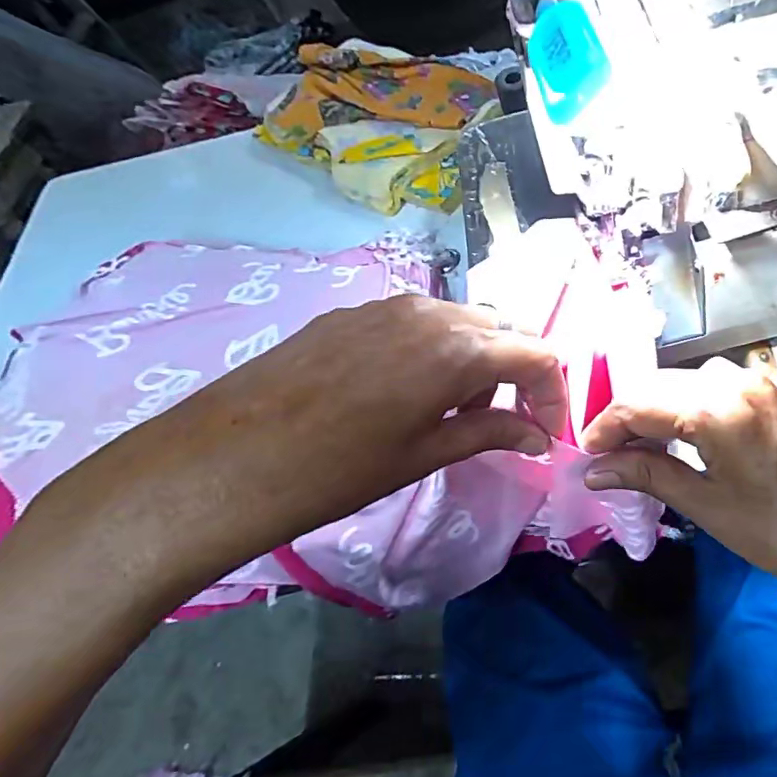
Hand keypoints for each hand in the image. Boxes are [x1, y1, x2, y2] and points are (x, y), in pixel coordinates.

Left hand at [23, 295, 567, 600]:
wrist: (224, 459)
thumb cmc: (335, 470)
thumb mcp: (423, 455)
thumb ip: (489, 434)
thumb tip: (537, 438)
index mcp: (457, 347)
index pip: (537, 354)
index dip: (553, 394)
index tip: (545, 433)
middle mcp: (429, 311)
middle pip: (500, 330)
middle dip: (515, 375)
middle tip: (502, 424)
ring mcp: (386, 306)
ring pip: (458, 323)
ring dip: (475, 362)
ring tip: (454, 414)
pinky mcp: (351, 313)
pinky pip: (416, 323)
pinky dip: (434, 352)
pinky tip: (407, 394)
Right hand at [579, 358, 776, 628]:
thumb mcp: (708, 507)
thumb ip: (647, 475)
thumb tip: (595, 470)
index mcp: (717, 407)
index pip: (636, 403)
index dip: (604, 429)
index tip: (585, 457)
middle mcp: (734, 382)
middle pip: (656, 386)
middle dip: (624, 419)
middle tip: (604, 459)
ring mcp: (756, 385)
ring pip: (681, 386)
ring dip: (652, 414)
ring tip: (633, 454)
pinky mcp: (769, 396)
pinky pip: (708, 392)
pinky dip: (681, 412)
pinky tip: (672, 441)